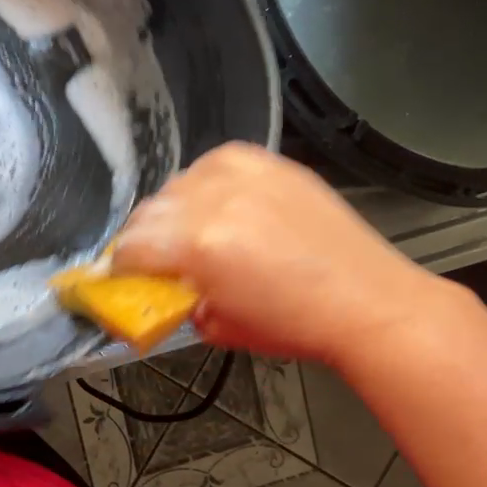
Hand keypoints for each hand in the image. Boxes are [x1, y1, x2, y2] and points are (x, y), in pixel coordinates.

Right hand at [112, 143, 469, 366]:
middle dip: (140, 238)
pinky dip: (205, 179)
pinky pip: (216, 161)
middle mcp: (218, 204)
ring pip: (177, 183)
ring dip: (170, 208)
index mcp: (198, 247)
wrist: (369, 305)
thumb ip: (177, 299)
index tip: (118, 276)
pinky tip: (213, 201)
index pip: (130, 247)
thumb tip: (155, 290)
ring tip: (183, 230)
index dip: (118, 266)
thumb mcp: (217, 325)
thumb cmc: (296, 324)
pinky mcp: (276, 168)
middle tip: (148, 258)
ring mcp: (249, 180)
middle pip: (148, 211)